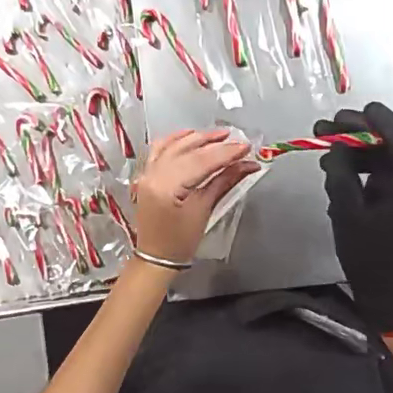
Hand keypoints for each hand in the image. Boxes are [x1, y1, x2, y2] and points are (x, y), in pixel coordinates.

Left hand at [131, 129, 259, 265]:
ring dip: (197, 138)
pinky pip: (159, 149)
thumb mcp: (204, 211)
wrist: (156, 257)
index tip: (246, 147)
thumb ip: (224, 182)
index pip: (200, 161)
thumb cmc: (180, 241)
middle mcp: (153, 175)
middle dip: (215, 144)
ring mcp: (146, 174)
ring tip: (219, 135)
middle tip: (238, 141)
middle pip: (188, 151)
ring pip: (173, 146)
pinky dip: (175, 140)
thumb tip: (247, 165)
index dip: (225, 152)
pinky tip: (190, 135)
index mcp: (166, 187)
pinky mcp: (146, 175)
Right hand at [316, 102, 392, 333]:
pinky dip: (364, 169)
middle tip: (330, 124)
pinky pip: (385, 178)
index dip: (384, 123)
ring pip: (387, 162)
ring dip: (359, 151)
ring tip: (326, 144)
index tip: (363, 109)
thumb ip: (342, 175)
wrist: (383, 288)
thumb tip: (336, 147)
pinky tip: (339, 168)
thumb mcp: (347, 211)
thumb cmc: (366, 252)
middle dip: (363, 135)